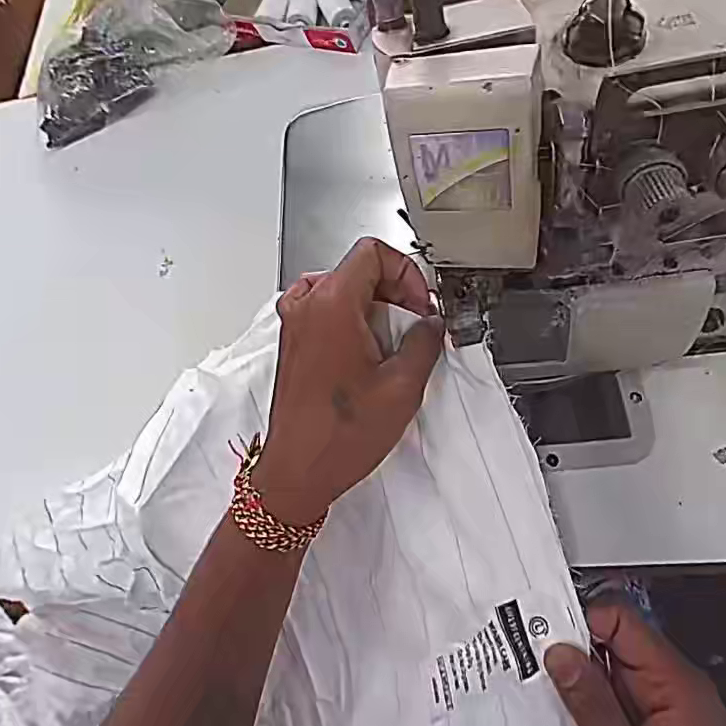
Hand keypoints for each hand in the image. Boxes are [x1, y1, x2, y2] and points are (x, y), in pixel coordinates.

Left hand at [255, 238, 443, 523]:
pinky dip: (354, 321)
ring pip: (345, 289)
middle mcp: (307, 306)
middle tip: (416, 326)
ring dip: (376, 308)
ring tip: (395, 343)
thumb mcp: (403, 386)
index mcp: (331, 304)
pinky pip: (329, 311)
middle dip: (396, 293)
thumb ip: (425, 342)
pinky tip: (371, 354)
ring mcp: (296, 324)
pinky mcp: (294, 343)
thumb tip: (431, 325)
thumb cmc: (339, 435)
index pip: (373, 253)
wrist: (297, 472)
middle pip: (359, 269)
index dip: (407, 273)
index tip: (420, 305)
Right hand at [547, 603, 725, 725]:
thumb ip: (595, 712)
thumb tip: (563, 655)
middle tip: (539, 670)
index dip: (583, 624)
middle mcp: (679, 691)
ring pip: (612, 670)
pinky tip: (571, 723)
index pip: (624, 623)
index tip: (546, 639)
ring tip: (551, 700)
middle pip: (616, 643)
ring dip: (580, 682)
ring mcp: (668, 710)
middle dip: (576, 654)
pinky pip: (616, 698)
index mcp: (681, 690)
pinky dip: (590, 705)